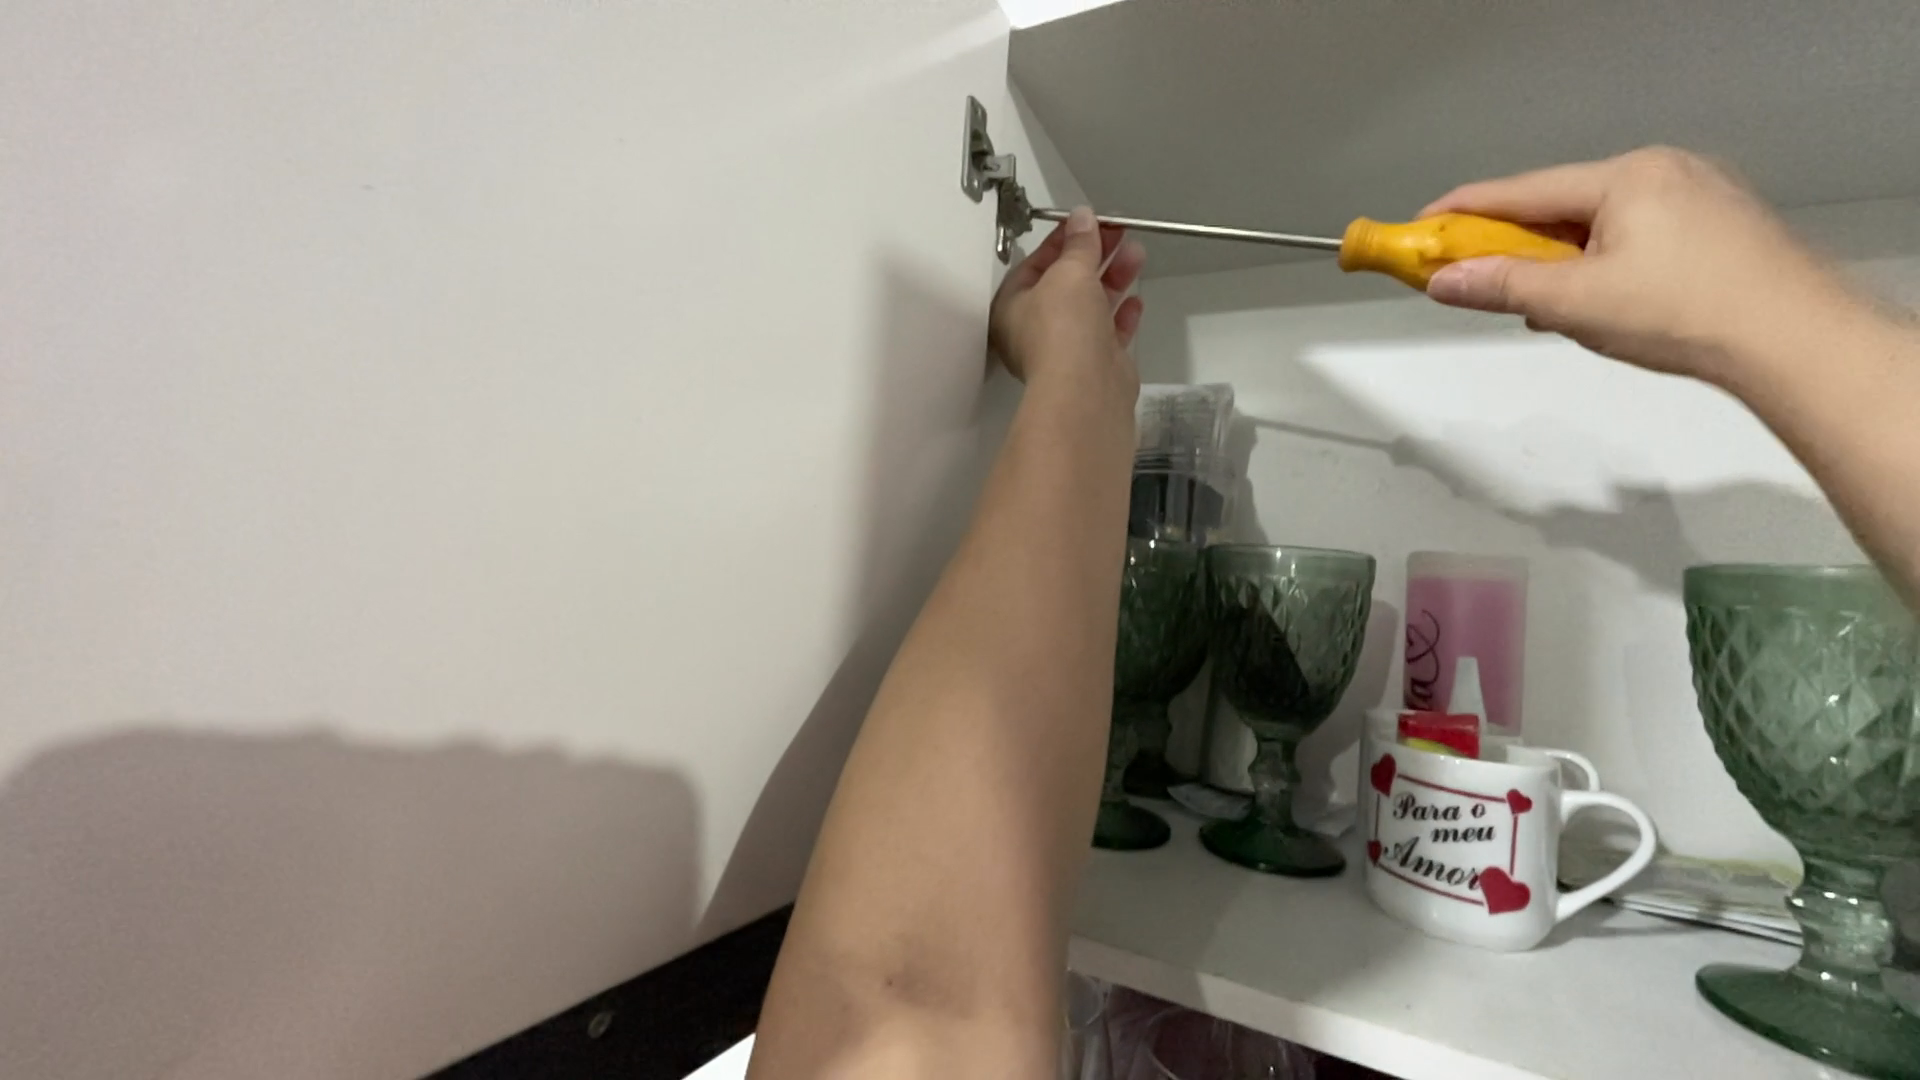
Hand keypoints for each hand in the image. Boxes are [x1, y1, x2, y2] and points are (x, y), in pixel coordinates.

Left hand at [989, 206, 1145, 403]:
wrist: (1085, 388)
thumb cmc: (1063, 326)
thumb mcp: (1069, 272)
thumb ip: (1079, 243)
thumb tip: (1082, 217)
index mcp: (1011, 308)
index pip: (1033, 264)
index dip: (1061, 239)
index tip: (1088, 220)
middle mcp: (1034, 330)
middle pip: (1065, 284)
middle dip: (1093, 255)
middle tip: (1119, 231)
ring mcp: (1065, 350)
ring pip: (1090, 307)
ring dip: (1112, 278)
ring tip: (1136, 254)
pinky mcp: (1094, 366)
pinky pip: (1108, 334)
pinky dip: (1121, 316)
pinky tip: (1135, 300)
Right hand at [1420, 147, 1867, 388]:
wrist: (1792, 339)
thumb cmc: (1676, 312)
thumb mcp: (1571, 302)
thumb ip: (1500, 285)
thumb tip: (1439, 280)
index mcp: (1625, 177)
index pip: (1519, 191)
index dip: (1460, 210)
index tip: (1415, 226)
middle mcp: (1659, 172)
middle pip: (1553, 206)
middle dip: (1506, 244)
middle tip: (1469, 278)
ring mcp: (1691, 195)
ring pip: (1588, 225)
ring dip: (1547, 262)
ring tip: (1538, 304)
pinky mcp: (1708, 225)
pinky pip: (1622, 236)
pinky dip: (1587, 265)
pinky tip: (1586, 300)